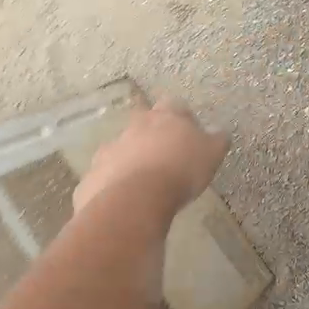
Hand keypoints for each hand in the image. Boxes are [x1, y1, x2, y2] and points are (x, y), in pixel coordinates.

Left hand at [75, 99, 228, 214]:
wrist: (132, 204)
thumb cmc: (180, 171)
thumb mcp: (212, 154)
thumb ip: (217, 140)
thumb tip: (219, 133)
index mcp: (164, 117)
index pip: (173, 104)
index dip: (180, 116)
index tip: (187, 133)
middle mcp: (133, 128)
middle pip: (142, 124)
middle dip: (150, 137)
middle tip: (163, 157)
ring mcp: (107, 153)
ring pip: (119, 152)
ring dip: (129, 161)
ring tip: (142, 184)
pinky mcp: (89, 180)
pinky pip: (102, 179)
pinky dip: (111, 187)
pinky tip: (123, 203)